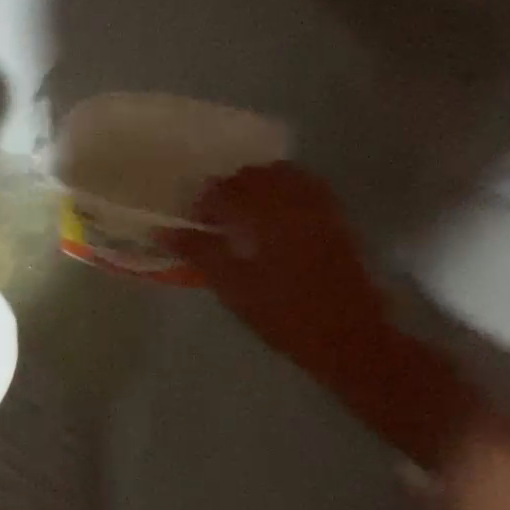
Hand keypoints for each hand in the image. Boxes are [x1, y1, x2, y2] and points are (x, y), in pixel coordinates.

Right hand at [160, 163, 398, 376]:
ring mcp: (320, 208)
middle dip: (228, 190)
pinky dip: (284, 191)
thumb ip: (198, 252)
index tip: (190, 223)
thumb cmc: (281, 313)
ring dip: (257, 187)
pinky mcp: (336, 220)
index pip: (224, 191)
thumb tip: (163, 231)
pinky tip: (272, 216)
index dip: (201, 203)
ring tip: (242, 215)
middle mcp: (294, 201)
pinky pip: (307, 188)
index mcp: (265, 215)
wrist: (345, 334)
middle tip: (213, 219)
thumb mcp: (231, 286)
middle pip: (254, 176)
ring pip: (283, 175)